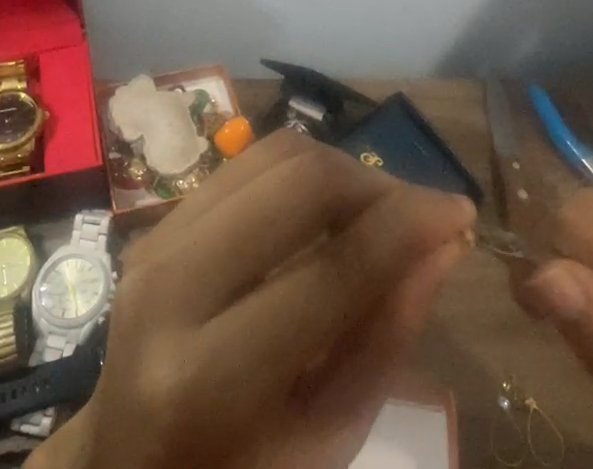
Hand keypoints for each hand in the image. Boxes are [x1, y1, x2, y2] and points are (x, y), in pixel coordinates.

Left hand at [28, 129, 475, 468]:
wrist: (130, 456)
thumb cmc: (242, 464)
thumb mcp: (327, 434)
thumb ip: (384, 337)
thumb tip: (441, 241)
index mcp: (211, 376)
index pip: (333, 269)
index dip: (410, 225)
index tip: (462, 211)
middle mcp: (171, 289)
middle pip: (297, 181)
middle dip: (376, 184)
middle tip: (418, 215)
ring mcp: (154, 243)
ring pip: (271, 155)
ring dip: (341, 170)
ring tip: (376, 214)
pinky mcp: (156, 223)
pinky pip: (245, 166)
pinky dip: (302, 175)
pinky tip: (325, 213)